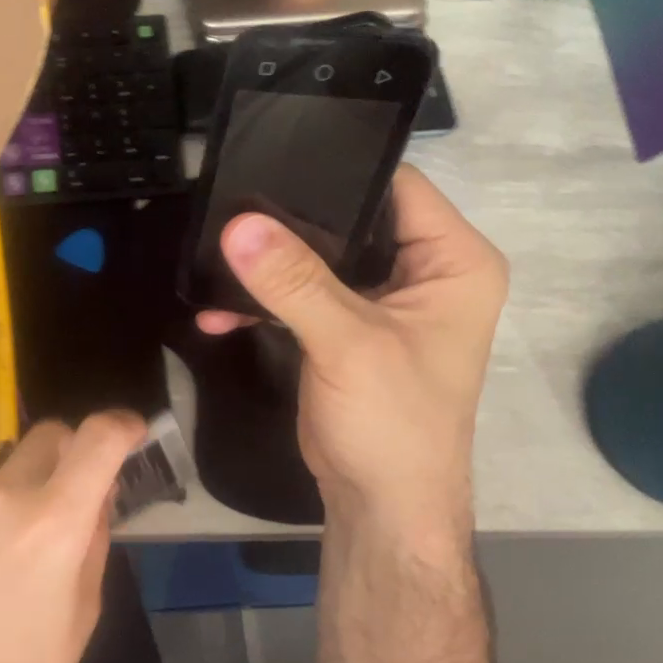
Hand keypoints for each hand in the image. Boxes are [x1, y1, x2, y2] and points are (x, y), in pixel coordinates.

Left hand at [0, 412, 145, 662]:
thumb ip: (93, 550)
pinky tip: (10, 551)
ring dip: (43, 481)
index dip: (123, 425)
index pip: (96, 439)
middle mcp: (10, 493)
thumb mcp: (81, 616)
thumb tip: (95, 505)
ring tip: (44, 539)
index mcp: (54, 520)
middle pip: (52, 434)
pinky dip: (15, 501)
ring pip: (21, 462)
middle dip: (78, 448)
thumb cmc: (14, 659)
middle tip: (87, 491)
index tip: (136, 435)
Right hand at [196, 166, 506, 536]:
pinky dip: (259, 304)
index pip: (395, 189)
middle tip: (226, 210)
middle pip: (347, 223)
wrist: (380, 501)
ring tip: (211, 267)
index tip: (270, 161)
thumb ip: (293, 282)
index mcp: (451, 261)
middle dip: (285, 223)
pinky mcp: (341, 332)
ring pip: (314, 262)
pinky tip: (217, 313)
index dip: (337, 174)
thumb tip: (238, 224)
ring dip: (263, 270)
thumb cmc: (392, 420)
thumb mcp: (347, 343)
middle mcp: (420, 273)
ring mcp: (377, 304)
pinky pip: (296, 299)